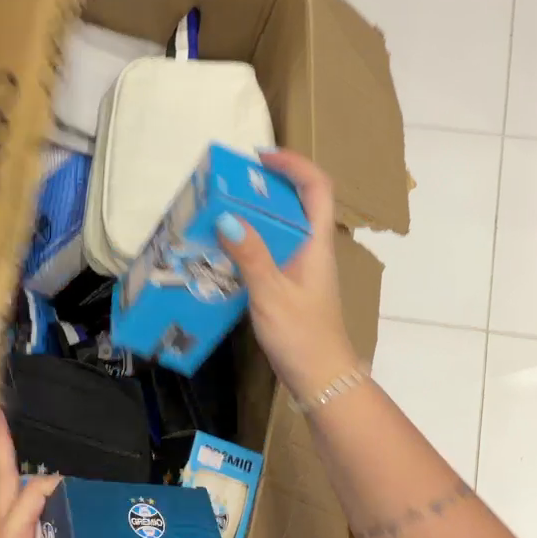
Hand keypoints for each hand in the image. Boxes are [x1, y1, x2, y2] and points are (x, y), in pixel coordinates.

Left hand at [0, 411, 138, 537]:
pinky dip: (45, 513)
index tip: (76, 475)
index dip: (52, 478)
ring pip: (19, 503)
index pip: (31, 492)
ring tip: (42, 459)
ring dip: (27, 478)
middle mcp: (7, 533)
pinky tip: (67, 517)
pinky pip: (33, 527)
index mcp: (8, 534)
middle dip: (2, 448)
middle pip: (7, 482)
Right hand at [215, 149, 359, 402]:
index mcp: (316, 244)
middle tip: (226, 188)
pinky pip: (267, 256)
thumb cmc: (303, 336)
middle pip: (294, 204)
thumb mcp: (271, 294)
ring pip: (278, 231)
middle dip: (262, 189)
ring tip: (215, 218)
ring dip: (250, 220)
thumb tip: (227, 217)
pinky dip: (246, 249)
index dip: (292, 165)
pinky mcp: (287, 289)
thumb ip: (251, 256)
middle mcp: (311, 250)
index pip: (315, 187)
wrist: (321, 379)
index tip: (259, 158)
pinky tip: (220, 259)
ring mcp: (300, 270)